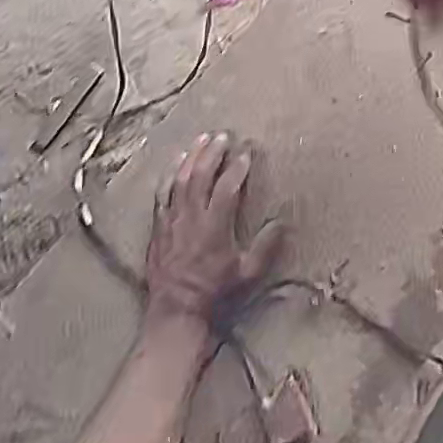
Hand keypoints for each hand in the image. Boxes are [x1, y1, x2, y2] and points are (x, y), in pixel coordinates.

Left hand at [146, 132, 283, 327]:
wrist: (177, 306)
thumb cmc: (215, 291)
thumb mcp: (247, 273)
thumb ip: (265, 247)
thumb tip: (282, 223)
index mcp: (215, 226)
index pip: (227, 187)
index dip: (237, 168)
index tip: (246, 153)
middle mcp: (192, 217)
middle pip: (201, 175)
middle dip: (213, 153)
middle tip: (223, 136)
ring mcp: (173, 218)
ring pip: (181, 178)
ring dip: (192, 156)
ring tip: (202, 138)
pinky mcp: (160, 223)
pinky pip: (162, 192)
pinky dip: (170, 173)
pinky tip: (177, 161)